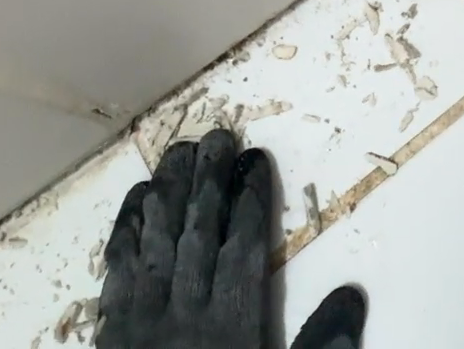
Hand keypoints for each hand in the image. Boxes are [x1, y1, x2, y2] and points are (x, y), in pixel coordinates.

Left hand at [98, 129, 366, 348]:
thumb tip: (353, 293)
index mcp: (232, 326)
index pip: (244, 245)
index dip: (250, 197)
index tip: (254, 157)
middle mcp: (185, 312)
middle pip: (198, 230)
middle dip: (209, 178)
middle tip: (217, 133)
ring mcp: (141, 321)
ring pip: (156, 240)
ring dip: (168, 190)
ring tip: (178, 149)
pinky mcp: (110, 335)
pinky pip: (116, 271)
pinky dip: (125, 230)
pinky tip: (134, 201)